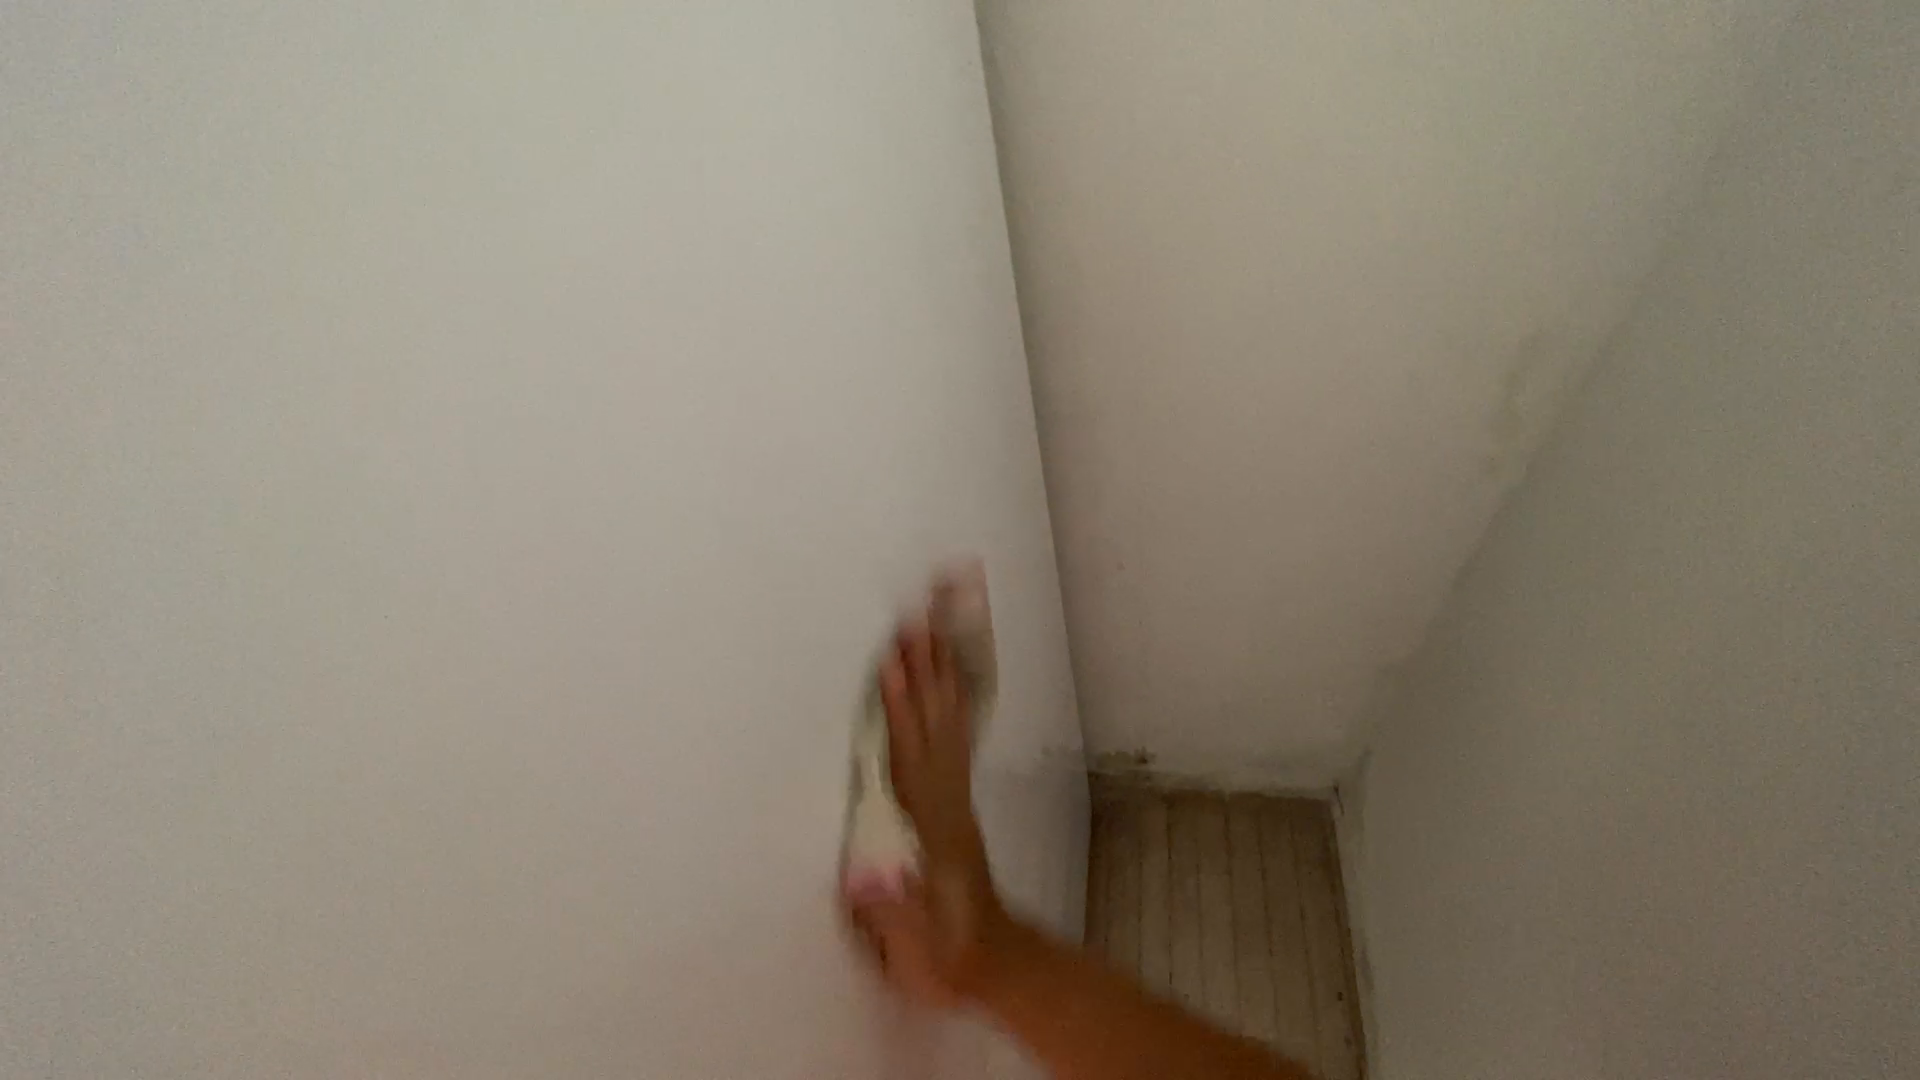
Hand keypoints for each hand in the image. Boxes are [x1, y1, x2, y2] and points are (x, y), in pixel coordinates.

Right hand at [845, 606, 1012, 1008]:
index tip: (892, 661)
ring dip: (940, 672)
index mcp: (934, 828)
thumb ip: (898, 916)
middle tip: (917, 618)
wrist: (999, 962)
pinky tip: (948, 677)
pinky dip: (953, 699)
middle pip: (935, 722)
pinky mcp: (959, 799)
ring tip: (933, 628)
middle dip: (925, 668)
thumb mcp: (922, 952)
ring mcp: (957, 796)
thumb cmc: (949, 959)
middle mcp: (949, 800)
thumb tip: (867, 875)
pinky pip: (957, 735)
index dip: (900, 708)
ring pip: (949, 721)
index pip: (912, 756)